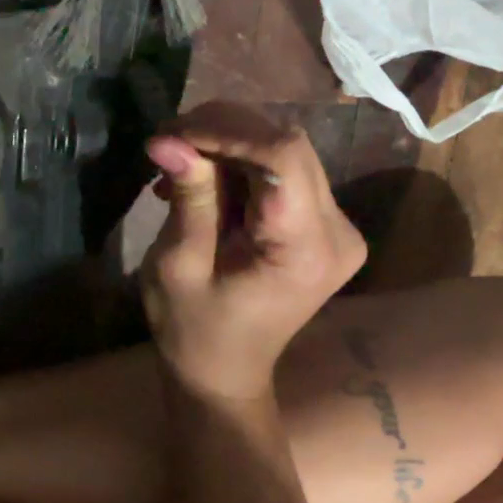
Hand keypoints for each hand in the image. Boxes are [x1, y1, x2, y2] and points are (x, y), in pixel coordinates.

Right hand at [140, 104, 366, 398]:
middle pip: (288, 145)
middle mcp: (337, 230)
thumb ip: (189, 198)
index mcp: (306, 248)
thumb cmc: (192, 329)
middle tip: (164, 140)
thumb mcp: (178, 265)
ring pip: (283, 149)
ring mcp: (335, 225)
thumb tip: (167, 140)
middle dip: (221, 130)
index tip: (171, 135)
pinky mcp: (320, 222)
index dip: (226, 132)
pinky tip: (197, 176)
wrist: (223, 372)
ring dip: (225, 142)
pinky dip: (235, 161)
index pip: (283, 156)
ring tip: (174, 158)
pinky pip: (280, 169)